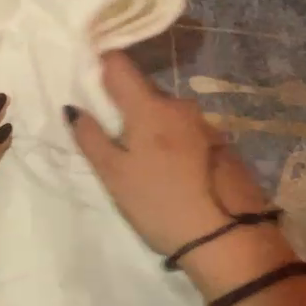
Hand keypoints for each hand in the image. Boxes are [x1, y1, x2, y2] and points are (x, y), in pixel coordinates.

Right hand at [66, 52, 276, 258]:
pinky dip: (173, 139)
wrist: (233, 243)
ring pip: (166, 110)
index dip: (99, 66)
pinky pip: (186, 129)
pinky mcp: (223, 146)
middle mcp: (178, 105)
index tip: (88, 85)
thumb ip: (90, 137)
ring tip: (141, 156)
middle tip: (110, 132)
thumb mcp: (114, 175)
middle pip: (142, 87)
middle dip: (124, 102)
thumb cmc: (161, 204)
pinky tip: (171, 169)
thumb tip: (73, 108)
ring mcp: (205, 124)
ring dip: (150, 122)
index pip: (118, 63)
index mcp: (148, 105)